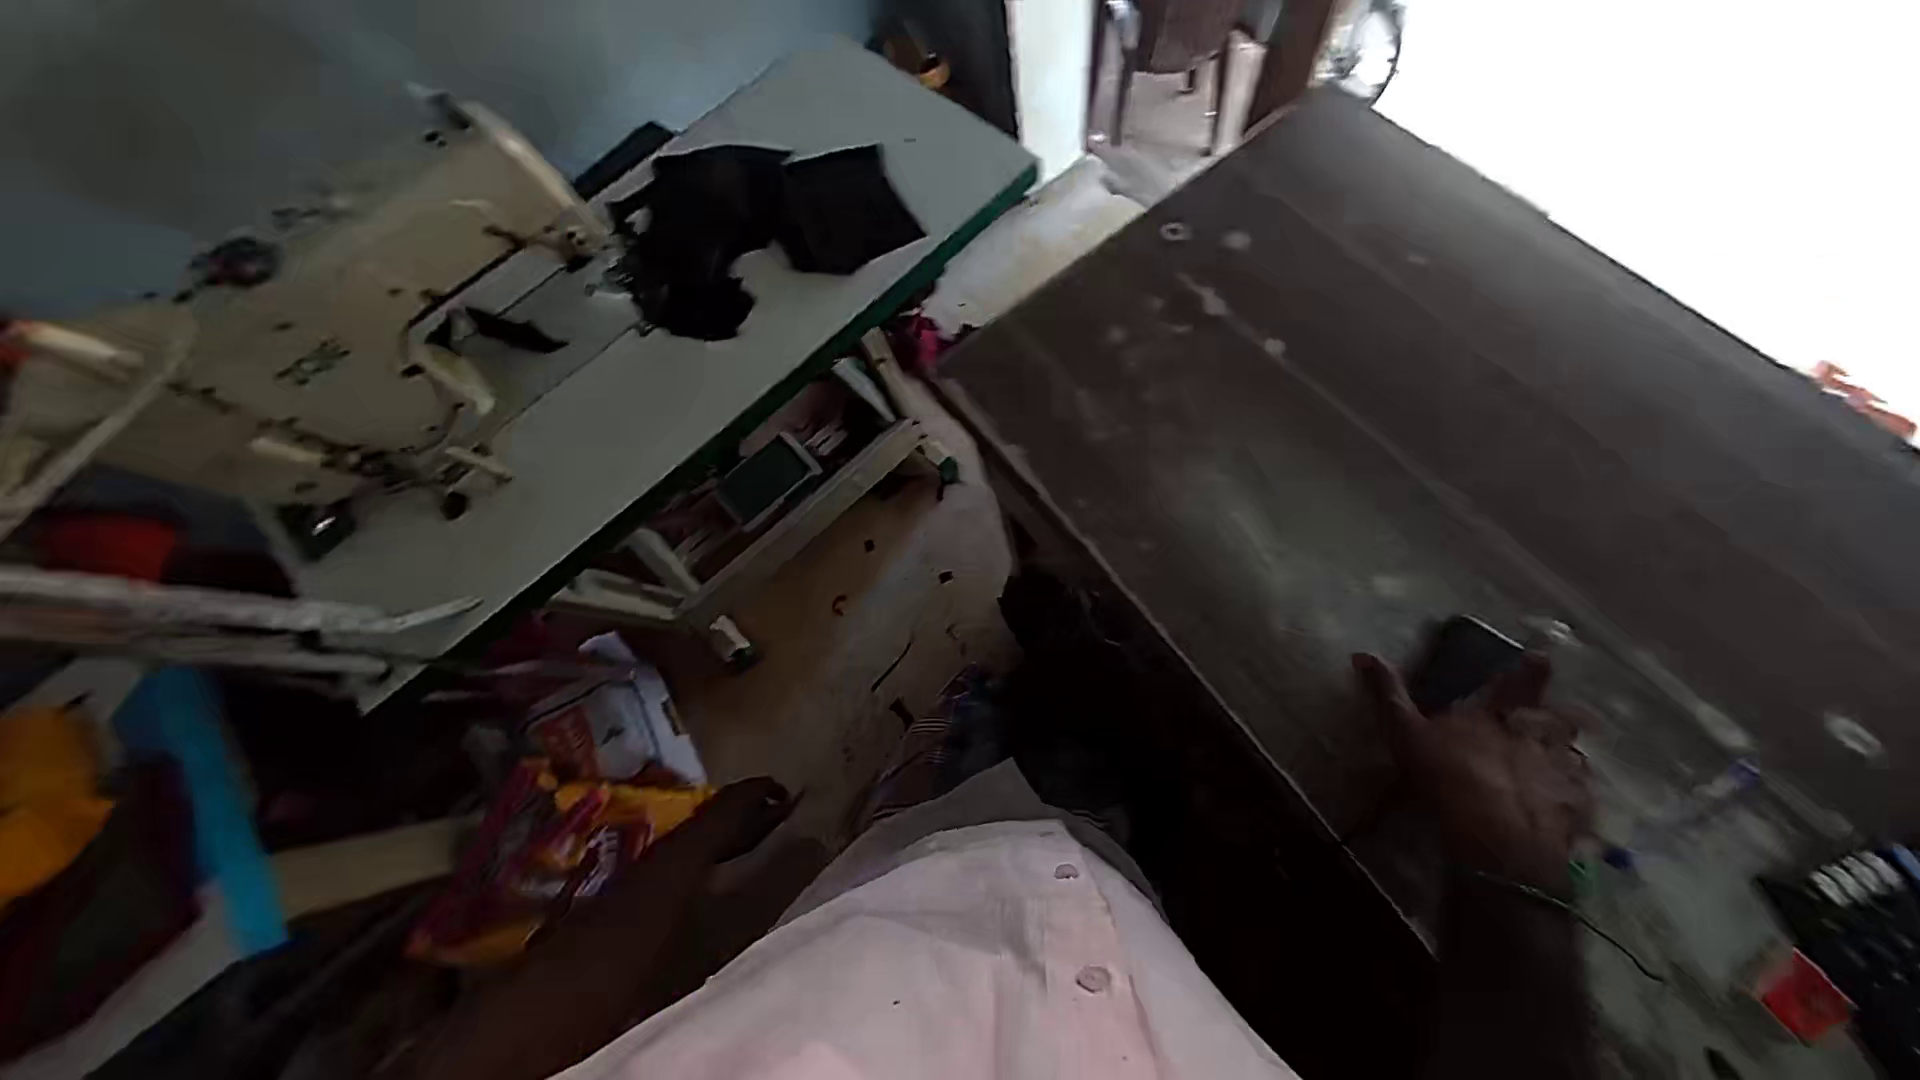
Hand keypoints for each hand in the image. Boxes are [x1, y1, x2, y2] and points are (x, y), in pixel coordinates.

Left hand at [696, 777, 794, 862]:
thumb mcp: (765, 825)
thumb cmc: (737, 833)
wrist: (697, 842)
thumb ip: (781, 812)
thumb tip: (793, 801)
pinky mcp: (707, 806)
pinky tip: (736, 823)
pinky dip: (736, 809)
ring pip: (741, 794)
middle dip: (764, 796)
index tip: (787, 803)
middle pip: (755, 786)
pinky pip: (728, 802)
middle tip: (771, 810)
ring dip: (749, 803)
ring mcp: (720, 794)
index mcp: (754, 786)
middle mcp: (737, 784)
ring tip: (754, 818)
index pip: (772, 783)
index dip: (781, 793)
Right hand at [1353, 652, 1590, 896]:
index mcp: (1499, 713)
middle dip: (1556, 715)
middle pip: (1560, 718)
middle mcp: (1539, 735)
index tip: (1540, 657)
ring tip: (1551, 761)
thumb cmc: (1448, 774)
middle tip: (1551, 717)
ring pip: (1572, 755)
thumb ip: (1388, 693)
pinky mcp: (1575, 808)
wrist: (1499, 839)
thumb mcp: (1405, 730)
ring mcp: (1563, 772)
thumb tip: (1364, 654)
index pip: (1520, 681)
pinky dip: (1568, 793)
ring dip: (1563, 754)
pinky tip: (1556, 802)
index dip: (1532, 668)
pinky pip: (1577, 794)